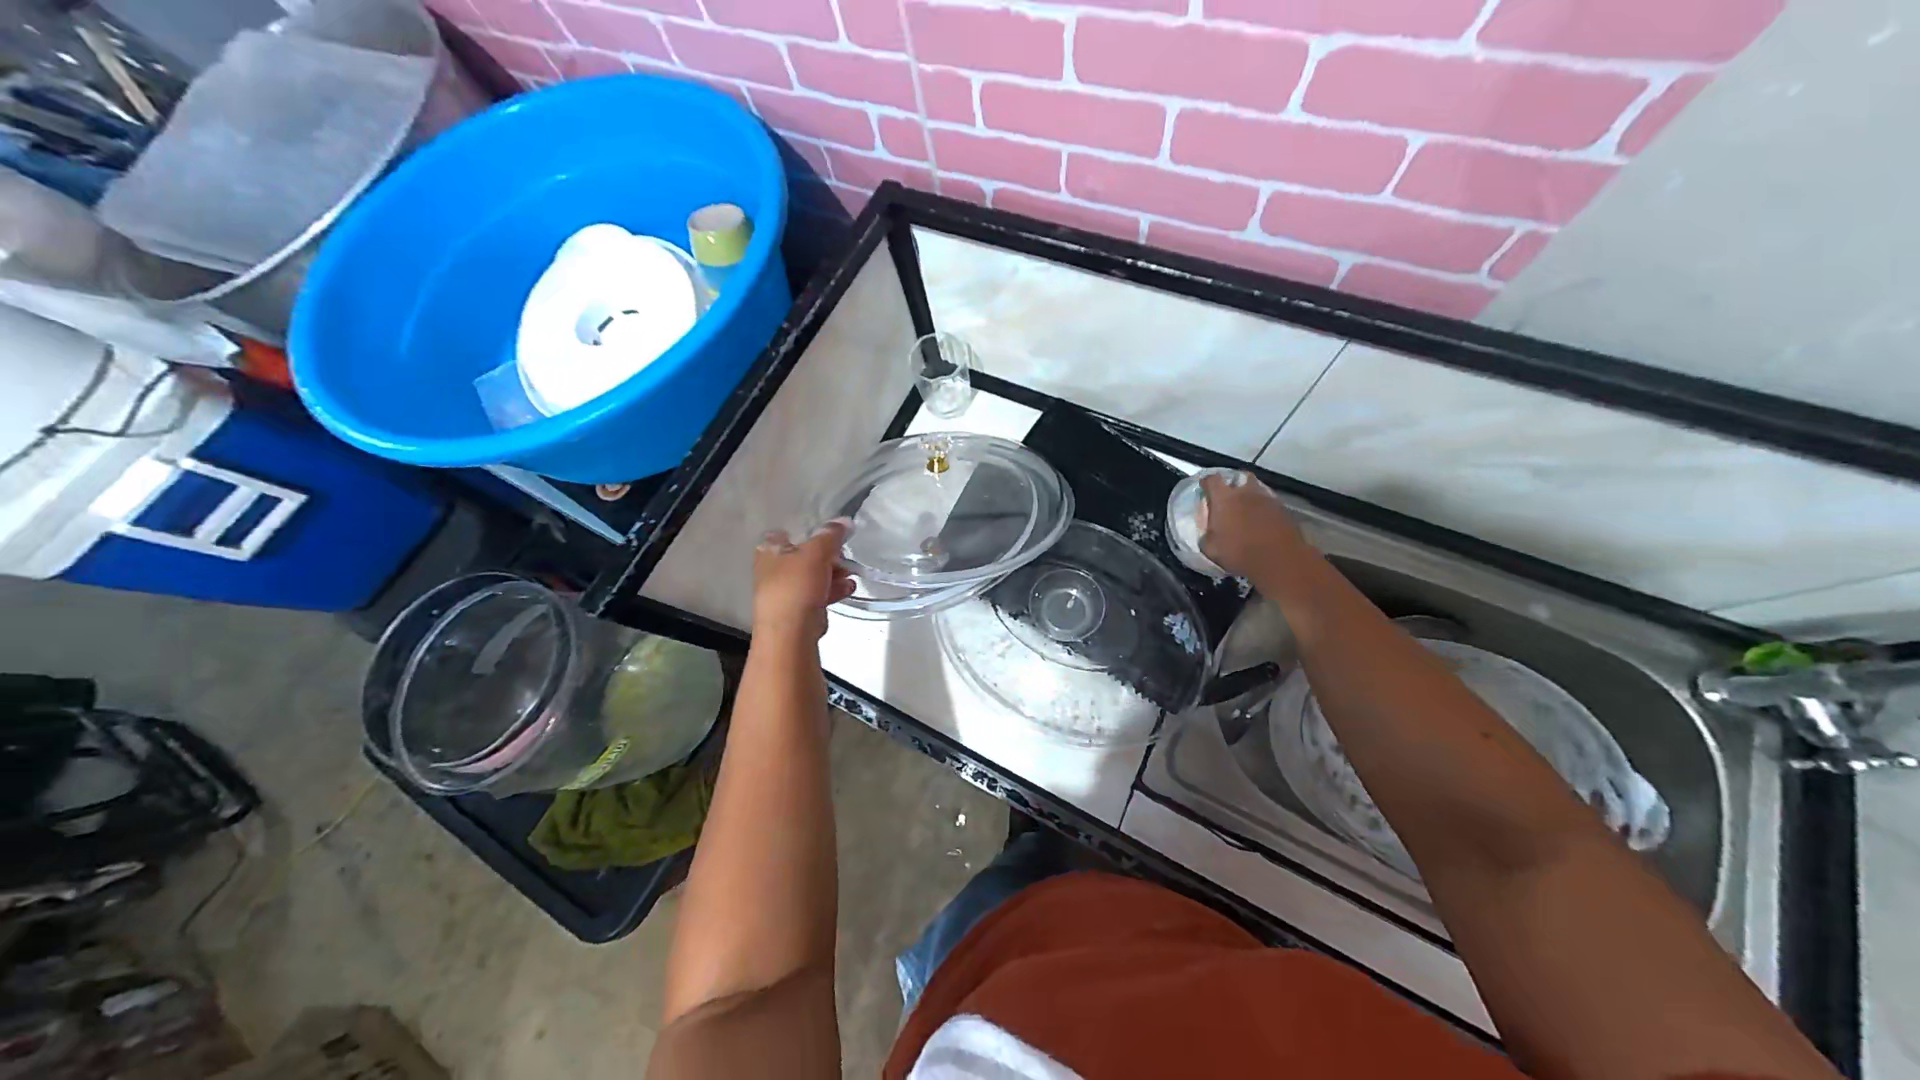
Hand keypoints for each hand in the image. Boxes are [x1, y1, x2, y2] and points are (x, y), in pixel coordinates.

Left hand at [753, 520, 855, 638]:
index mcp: (769, 551)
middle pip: (804, 555)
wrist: (791, 631)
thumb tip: (845, 520)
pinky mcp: (798, 610)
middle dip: (827, 555)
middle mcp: (773, 570)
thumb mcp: (816, 552)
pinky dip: (832, 590)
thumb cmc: (797, 583)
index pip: (786, 533)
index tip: (829, 533)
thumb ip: (831, 535)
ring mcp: (785, 591)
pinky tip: (849, 588)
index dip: (807, 532)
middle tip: (844, 554)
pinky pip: (817, 594)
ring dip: (833, 573)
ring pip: (812, 576)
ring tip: (851, 573)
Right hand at [1198, 471, 1308, 578]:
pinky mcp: (1283, 509)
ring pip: (1256, 489)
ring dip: (1250, 496)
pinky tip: (1262, 520)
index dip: (1207, 483)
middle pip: (1239, 477)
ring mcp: (1267, 498)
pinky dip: (1263, 507)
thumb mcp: (1210, 548)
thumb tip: (1208, 532)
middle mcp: (1246, 492)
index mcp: (1224, 498)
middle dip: (1233, 485)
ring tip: (1246, 509)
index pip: (1212, 479)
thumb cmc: (1239, 552)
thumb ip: (1206, 534)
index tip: (1204, 489)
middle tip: (1228, 497)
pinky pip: (1269, 502)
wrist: (1279, 560)